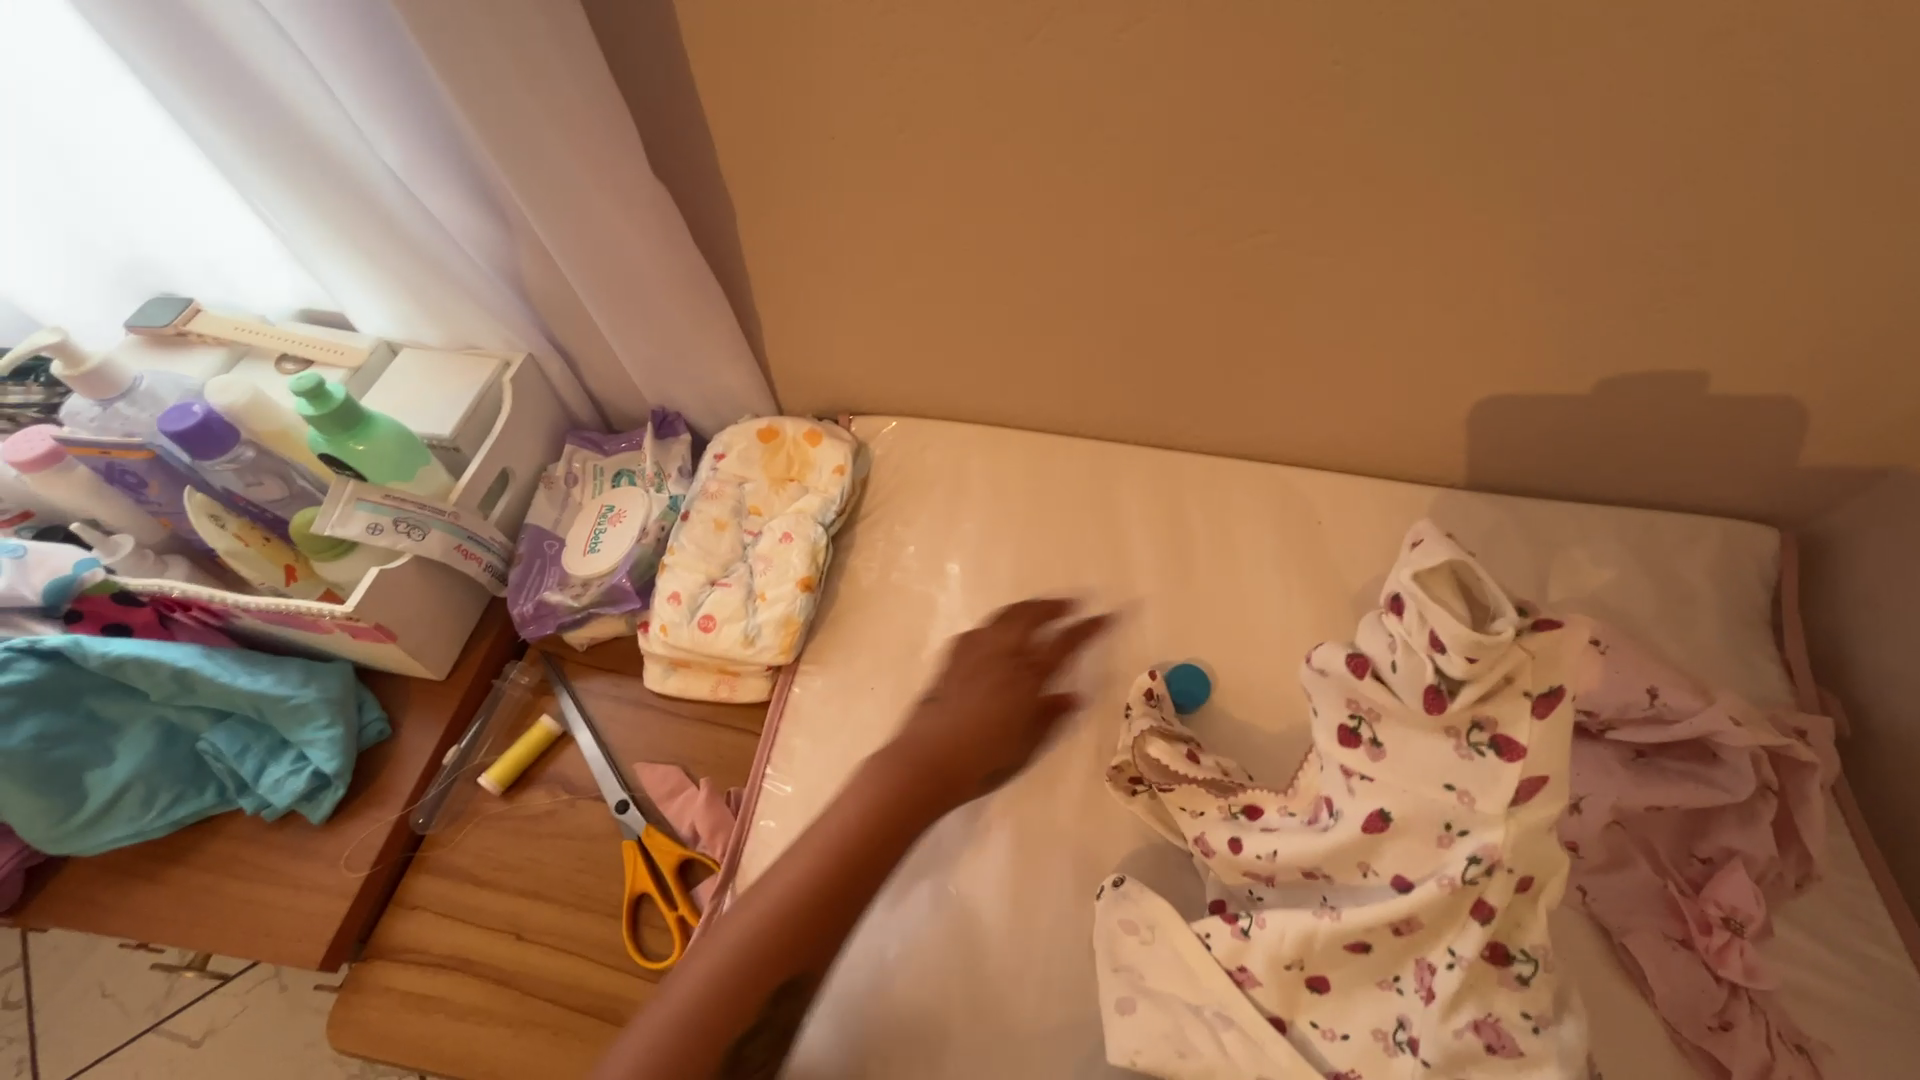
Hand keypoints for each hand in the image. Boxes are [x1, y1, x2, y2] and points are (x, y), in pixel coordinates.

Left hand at [881, 598, 1112, 808]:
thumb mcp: (1028, 744)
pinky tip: (995, 636)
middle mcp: (1001, 655)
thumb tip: (1072, 696)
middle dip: (1052, 606)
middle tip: (1069, 604)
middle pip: (1029, 617)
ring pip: (1002, 617)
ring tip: (1035, 611)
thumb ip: (1050, 716)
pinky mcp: (951, 660)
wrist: (928, 760)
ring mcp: (973, 653)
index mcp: (1027, 676)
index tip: (1104, 617)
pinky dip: (995, 626)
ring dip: (1024, 609)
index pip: (1064, 643)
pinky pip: (978, 631)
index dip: (1086, 628)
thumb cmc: (984, 759)